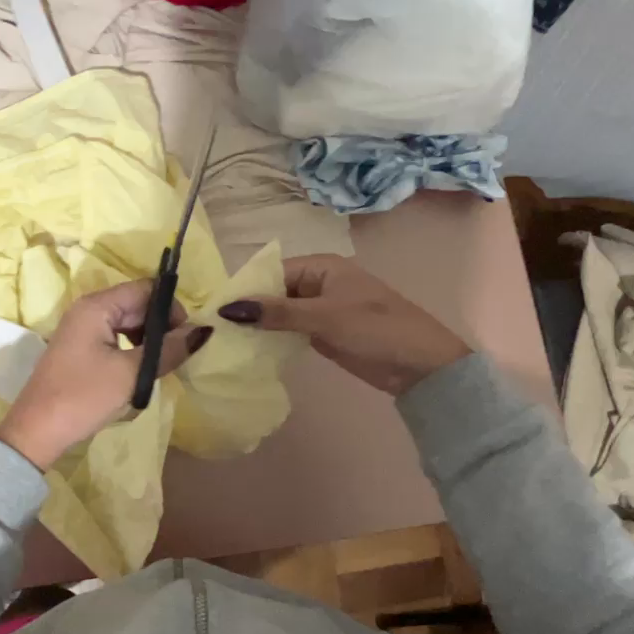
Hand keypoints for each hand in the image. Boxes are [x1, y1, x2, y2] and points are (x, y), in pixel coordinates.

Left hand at [0, 280, 212, 470]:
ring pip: (127, 322)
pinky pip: (114, 338)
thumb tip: (202, 331)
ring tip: (161, 364)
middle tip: (178, 354)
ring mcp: (81, 329)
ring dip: (148, 339)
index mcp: (97, 306)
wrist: (36, 432)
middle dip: (161, 325)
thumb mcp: (131, 374)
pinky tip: (140, 371)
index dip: (170, 307)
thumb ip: (168, 350)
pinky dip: (132, 349)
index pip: (145, 289)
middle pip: (136, 304)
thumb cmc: (83, 397)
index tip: (186, 335)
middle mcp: (87, 310)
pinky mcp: (79, 349)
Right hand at [217, 255, 469, 395]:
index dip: (245, 289)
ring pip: (279, 313)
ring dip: (258, 325)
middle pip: (273, 292)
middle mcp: (318, 283)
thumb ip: (277, 313)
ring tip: (224, 341)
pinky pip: (289, 331)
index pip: (272, 272)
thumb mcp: (324, 317)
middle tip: (213, 329)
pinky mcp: (323, 333)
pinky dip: (272, 339)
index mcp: (322, 266)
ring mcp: (320, 309)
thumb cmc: (376, 328)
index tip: (214, 309)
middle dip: (248, 309)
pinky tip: (250, 350)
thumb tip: (229, 308)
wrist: (421, 366)